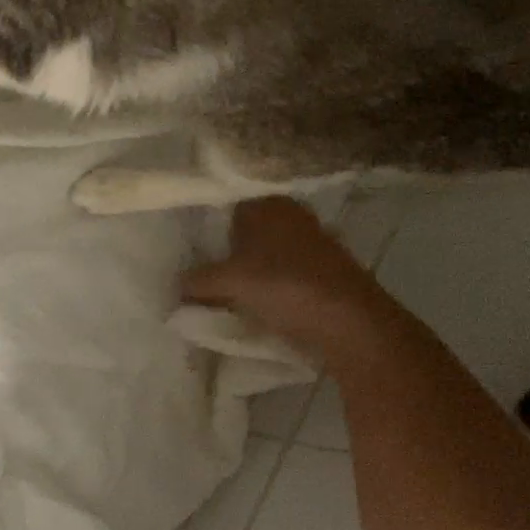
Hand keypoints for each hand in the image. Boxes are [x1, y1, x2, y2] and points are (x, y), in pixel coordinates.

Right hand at [182, 196, 397, 355]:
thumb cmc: (284, 286)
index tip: (185, 243)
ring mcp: (315, 243)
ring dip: (246, 269)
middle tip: (196, 268)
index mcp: (268, 204)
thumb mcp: (225, 282)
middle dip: (224, 247)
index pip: (225, 204)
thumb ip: (195, 280)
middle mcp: (293, 215)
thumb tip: (177, 285)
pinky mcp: (327, 271)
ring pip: (265, 252)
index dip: (204, 223)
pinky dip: (268, 284)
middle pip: (245, 229)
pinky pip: (283, 272)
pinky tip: (252, 302)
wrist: (352, 326)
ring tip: (219, 289)